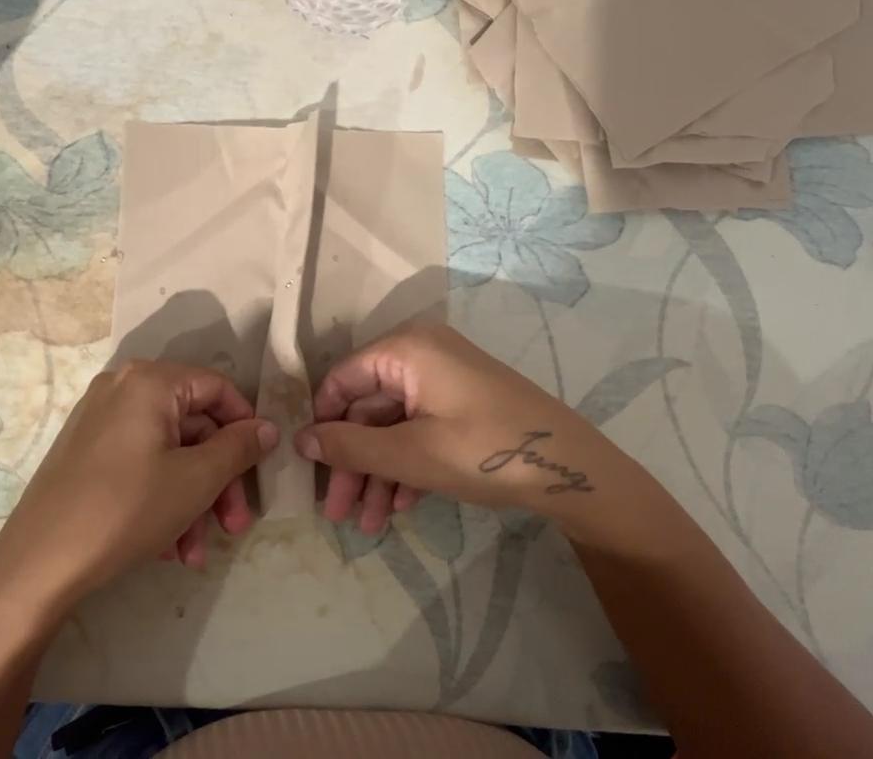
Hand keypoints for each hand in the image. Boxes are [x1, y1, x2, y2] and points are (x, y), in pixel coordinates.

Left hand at [0, 360, 276, 606]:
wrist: (40, 560)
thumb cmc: (127, 508)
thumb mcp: (195, 480)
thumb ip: (237, 449)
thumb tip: (266, 428)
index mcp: (149, 381)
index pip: (216, 388)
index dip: (245, 427)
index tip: (259, 470)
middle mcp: (121, 389)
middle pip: (192, 426)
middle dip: (218, 481)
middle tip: (235, 526)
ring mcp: (99, 421)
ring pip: (167, 453)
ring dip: (192, 502)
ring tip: (194, 554)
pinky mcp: (85, 453)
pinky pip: (139, 465)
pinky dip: (160, 500)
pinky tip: (167, 549)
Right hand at [297, 322, 626, 534]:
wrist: (573, 470)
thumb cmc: (483, 452)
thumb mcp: (409, 454)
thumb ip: (349, 446)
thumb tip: (300, 440)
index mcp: (405, 349)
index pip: (341, 380)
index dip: (322, 426)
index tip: (310, 471)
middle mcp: (420, 354)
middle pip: (366, 408)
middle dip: (352, 463)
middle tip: (338, 512)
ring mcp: (443, 380)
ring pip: (391, 425)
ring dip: (377, 473)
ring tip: (368, 524)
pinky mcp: (461, 405)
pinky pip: (418, 429)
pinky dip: (405, 465)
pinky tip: (400, 506)